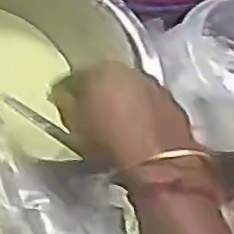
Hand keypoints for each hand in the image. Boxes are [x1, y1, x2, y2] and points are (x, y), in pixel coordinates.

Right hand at [51, 63, 197, 170]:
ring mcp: (154, 85)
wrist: (159, 164)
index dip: (66, 90)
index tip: (62, 103)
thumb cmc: (107, 142)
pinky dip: (138, 111)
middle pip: (104, 77)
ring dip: (119, 100)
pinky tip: (132, 128)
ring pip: (128, 88)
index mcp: (100, 70)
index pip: (75, 74)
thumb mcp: (73, 124)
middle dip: (95, 92)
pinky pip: (146, 103)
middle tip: (86, 112)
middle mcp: (129, 70)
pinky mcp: (172, 103)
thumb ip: (65, 102)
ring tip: (111, 122)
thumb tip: (63, 95)